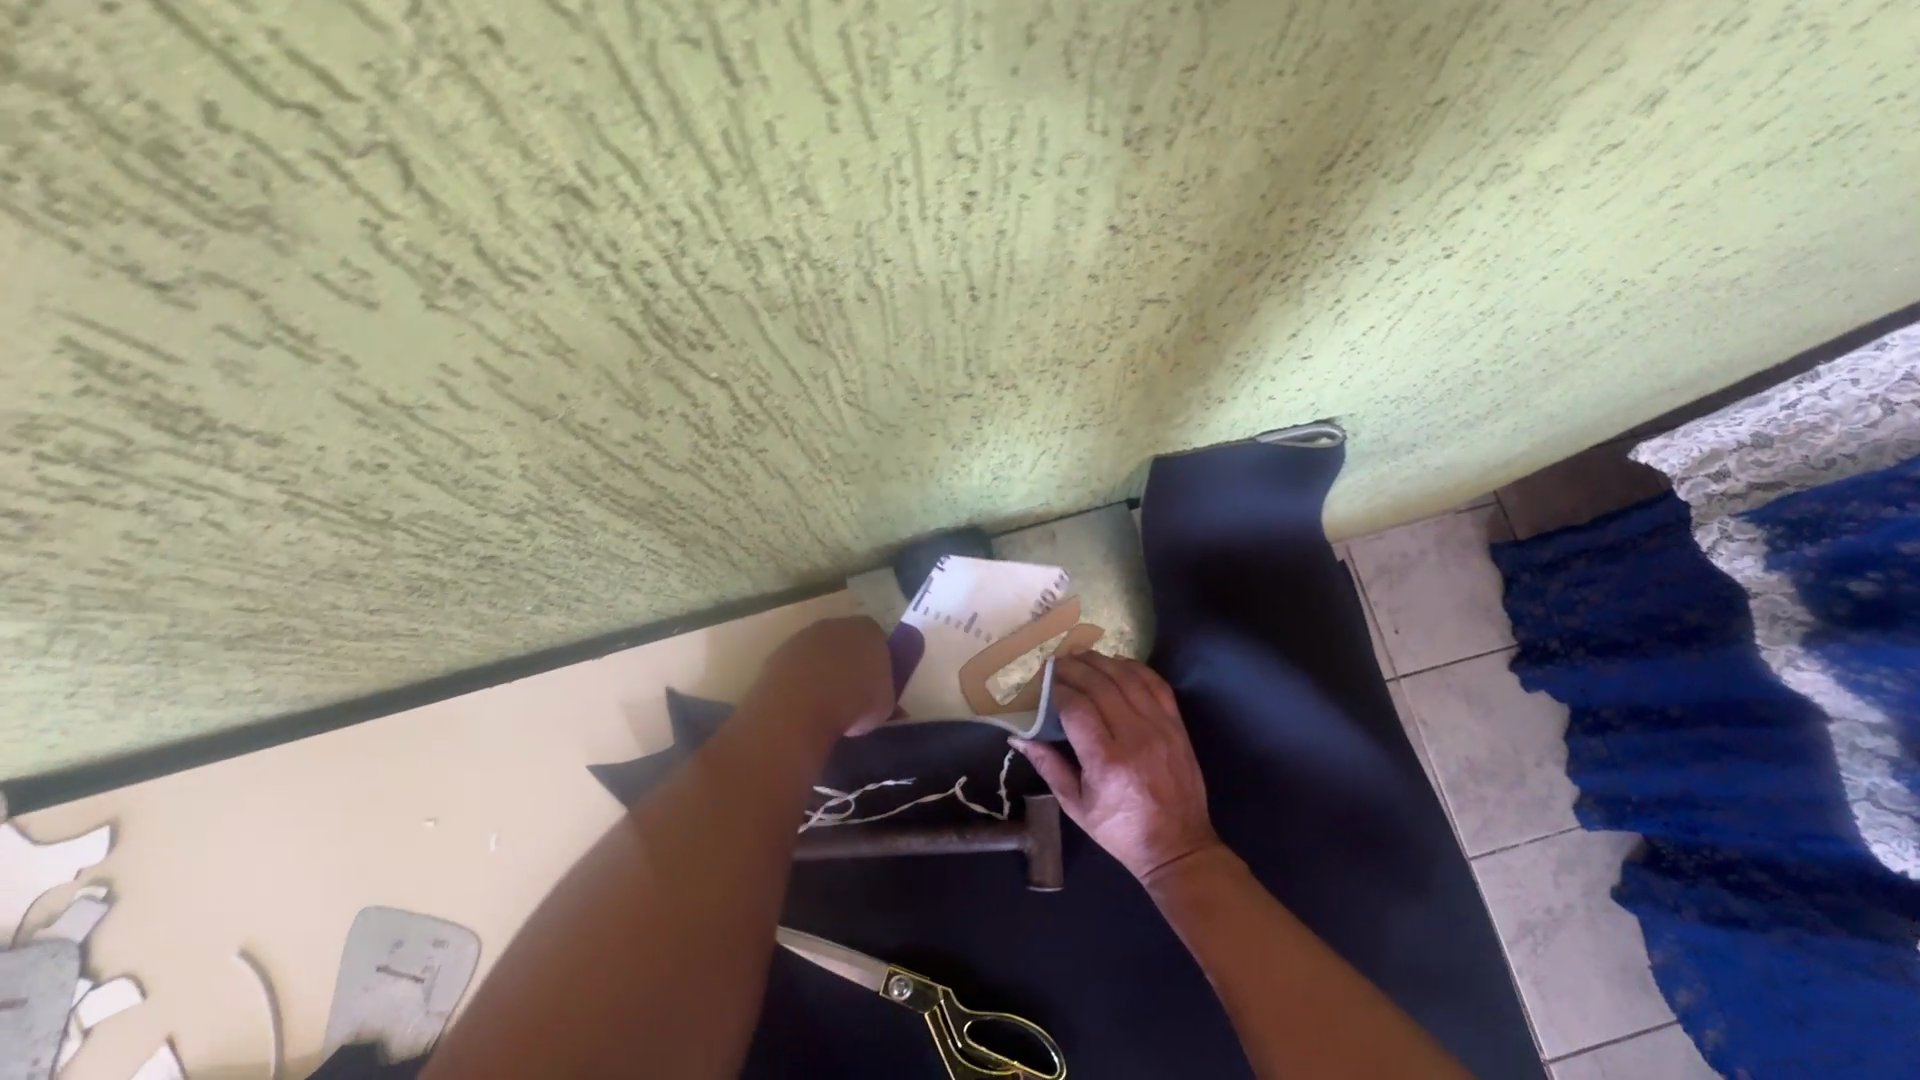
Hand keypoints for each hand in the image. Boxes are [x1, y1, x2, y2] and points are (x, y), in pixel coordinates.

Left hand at [747, 616, 894, 741]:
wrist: (800, 708)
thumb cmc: (854, 703)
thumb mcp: (885, 707)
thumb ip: (886, 698)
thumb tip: (884, 706)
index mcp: (868, 630)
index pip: (879, 639)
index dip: (879, 663)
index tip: (877, 686)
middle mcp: (835, 625)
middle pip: (846, 641)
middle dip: (849, 663)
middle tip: (852, 695)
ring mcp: (803, 637)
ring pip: (818, 654)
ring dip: (822, 672)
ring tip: (825, 705)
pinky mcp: (778, 654)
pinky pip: (796, 668)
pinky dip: (799, 682)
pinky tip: (802, 706)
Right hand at [1012, 653, 1222, 882]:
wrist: (1177, 845)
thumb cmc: (1119, 830)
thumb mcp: (1075, 805)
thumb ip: (1048, 765)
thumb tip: (1018, 738)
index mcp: (1106, 761)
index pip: (1078, 707)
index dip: (1059, 689)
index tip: (1046, 683)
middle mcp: (1135, 737)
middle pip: (1101, 686)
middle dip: (1075, 669)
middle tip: (1058, 663)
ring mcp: (1160, 728)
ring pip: (1129, 679)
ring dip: (1102, 662)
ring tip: (1082, 656)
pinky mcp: (1177, 727)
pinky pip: (1157, 685)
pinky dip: (1135, 669)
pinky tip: (1117, 664)